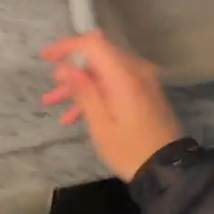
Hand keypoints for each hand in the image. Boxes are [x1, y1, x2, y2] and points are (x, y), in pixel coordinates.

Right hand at [42, 31, 184, 181]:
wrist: (167, 168)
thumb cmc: (129, 149)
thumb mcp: (100, 124)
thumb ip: (83, 91)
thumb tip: (65, 68)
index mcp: (124, 77)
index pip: (93, 44)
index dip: (67, 46)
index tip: (46, 58)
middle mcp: (136, 71)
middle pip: (98, 57)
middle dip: (70, 71)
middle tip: (51, 90)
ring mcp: (142, 82)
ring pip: (104, 72)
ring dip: (79, 86)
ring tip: (53, 103)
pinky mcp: (144, 93)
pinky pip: (115, 84)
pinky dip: (95, 94)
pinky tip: (74, 115)